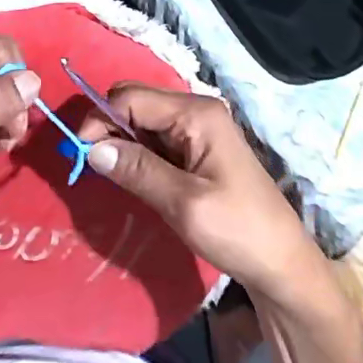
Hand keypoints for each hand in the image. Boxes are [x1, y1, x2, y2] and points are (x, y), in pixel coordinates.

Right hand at [78, 84, 329, 303]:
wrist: (282, 264)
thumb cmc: (238, 231)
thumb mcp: (184, 204)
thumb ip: (137, 170)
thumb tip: (91, 148)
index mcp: (196, 113)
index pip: (130, 98)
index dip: (100, 119)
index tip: (80, 154)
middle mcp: (195, 109)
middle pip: (134, 101)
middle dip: (106, 126)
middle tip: (90, 162)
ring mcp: (196, 127)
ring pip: (140, 119)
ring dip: (119, 139)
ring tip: (106, 170)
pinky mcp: (194, 146)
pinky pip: (153, 137)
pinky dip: (135, 150)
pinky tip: (129, 173)